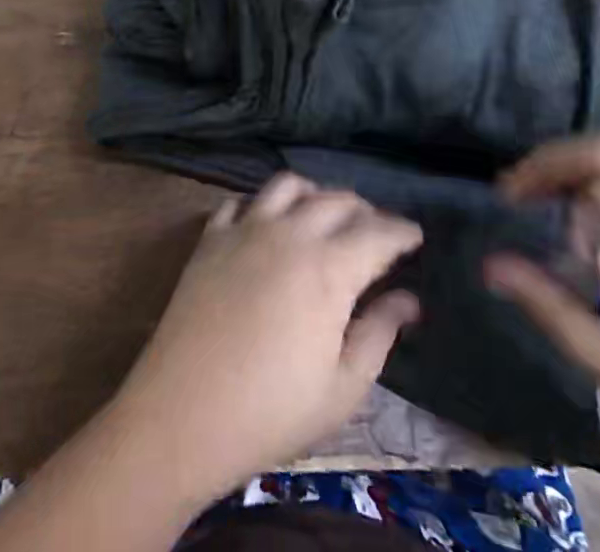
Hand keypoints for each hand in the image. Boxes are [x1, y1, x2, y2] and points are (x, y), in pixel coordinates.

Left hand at [104, 173, 422, 500]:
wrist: (183, 414)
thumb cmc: (272, 411)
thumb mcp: (344, 387)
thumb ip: (379, 332)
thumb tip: (408, 300)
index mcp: (330, 268)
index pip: (379, 232)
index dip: (403, 232)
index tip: (416, 237)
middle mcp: (289, 234)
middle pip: (337, 199)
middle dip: (365, 211)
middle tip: (374, 234)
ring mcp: (244, 230)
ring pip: (287, 185)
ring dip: (314, 195)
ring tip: (323, 220)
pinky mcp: (209, 239)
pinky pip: (239, 201)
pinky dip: (261, 205)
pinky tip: (266, 227)